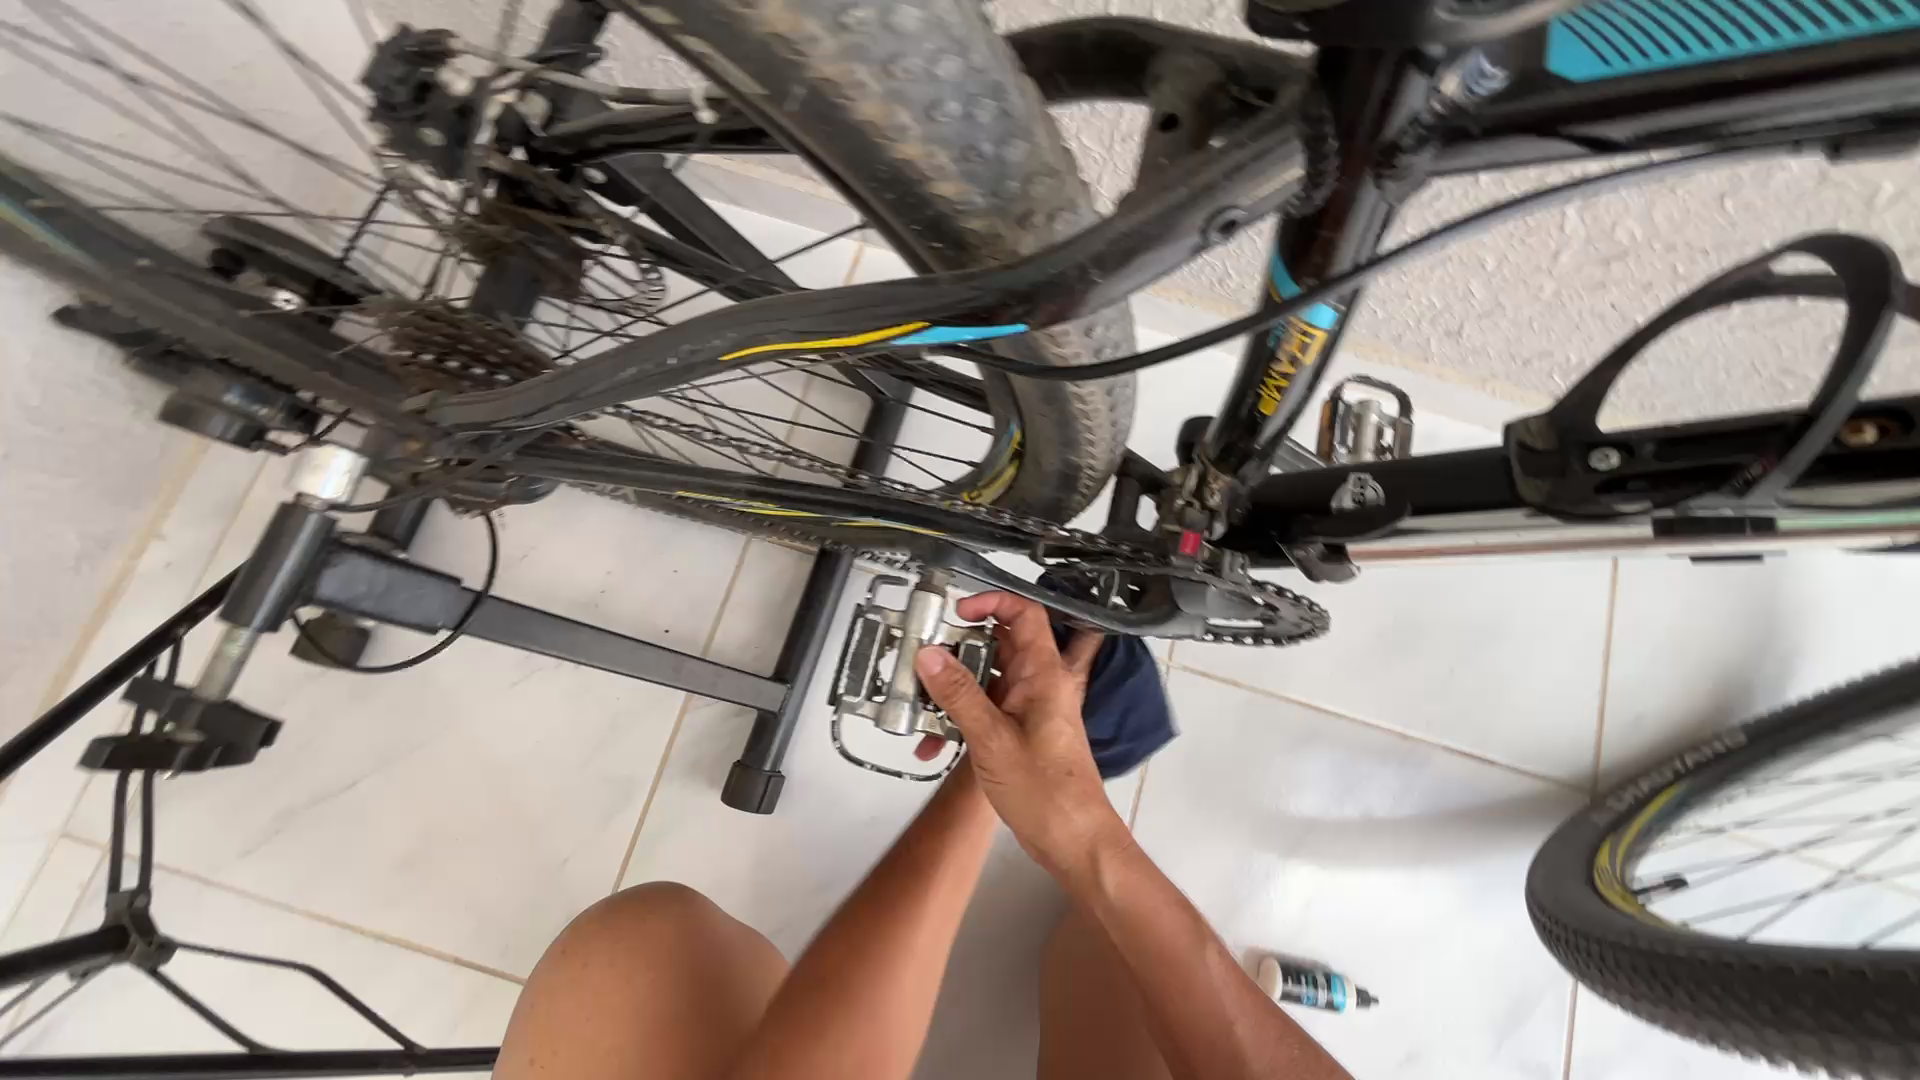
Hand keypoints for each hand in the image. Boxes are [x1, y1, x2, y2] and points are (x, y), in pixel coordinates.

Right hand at [914, 592, 1129, 877]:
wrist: (1073, 839)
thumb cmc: (1047, 791)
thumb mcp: (992, 738)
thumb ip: (958, 694)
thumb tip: (929, 654)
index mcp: (1044, 674)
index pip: (1025, 614)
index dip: (993, 602)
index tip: (958, 612)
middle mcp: (1038, 684)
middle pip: (997, 645)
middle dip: (958, 650)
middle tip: (926, 659)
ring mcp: (1028, 707)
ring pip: (985, 679)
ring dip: (952, 691)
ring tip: (920, 705)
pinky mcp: (1018, 731)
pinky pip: (983, 710)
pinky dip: (958, 720)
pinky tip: (932, 744)